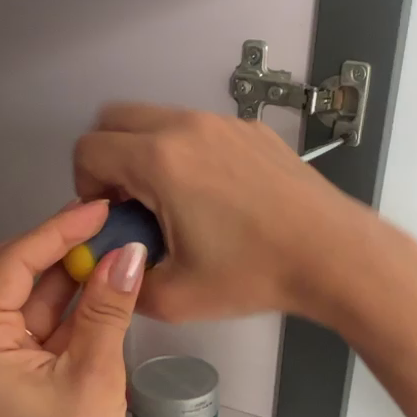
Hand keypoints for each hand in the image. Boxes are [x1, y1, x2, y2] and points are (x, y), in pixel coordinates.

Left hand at [0, 201, 147, 416]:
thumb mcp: (93, 378)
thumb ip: (107, 309)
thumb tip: (129, 254)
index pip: (10, 262)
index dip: (57, 230)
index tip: (100, 207)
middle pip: (2, 272)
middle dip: (52, 250)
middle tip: (103, 231)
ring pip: (16, 299)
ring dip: (59, 280)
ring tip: (108, 256)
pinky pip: (25, 328)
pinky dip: (58, 312)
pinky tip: (95, 295)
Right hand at [73, 104, 388, 322]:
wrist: (332, 255)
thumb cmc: (255, 274)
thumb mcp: (176, 298)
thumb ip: (126, 285)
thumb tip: (115, 269)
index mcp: (160, 161)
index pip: (89, 150)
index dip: (84, 186)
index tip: (109, 218)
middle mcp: (187, 128)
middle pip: (114, 119)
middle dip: (107, 159)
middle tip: (129, 204)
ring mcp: (224, 123)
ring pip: (158, 119)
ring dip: (145, 153)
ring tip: (171, 204)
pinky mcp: (252, 131)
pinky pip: (198, 129)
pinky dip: (185, 153)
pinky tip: (213, 199)